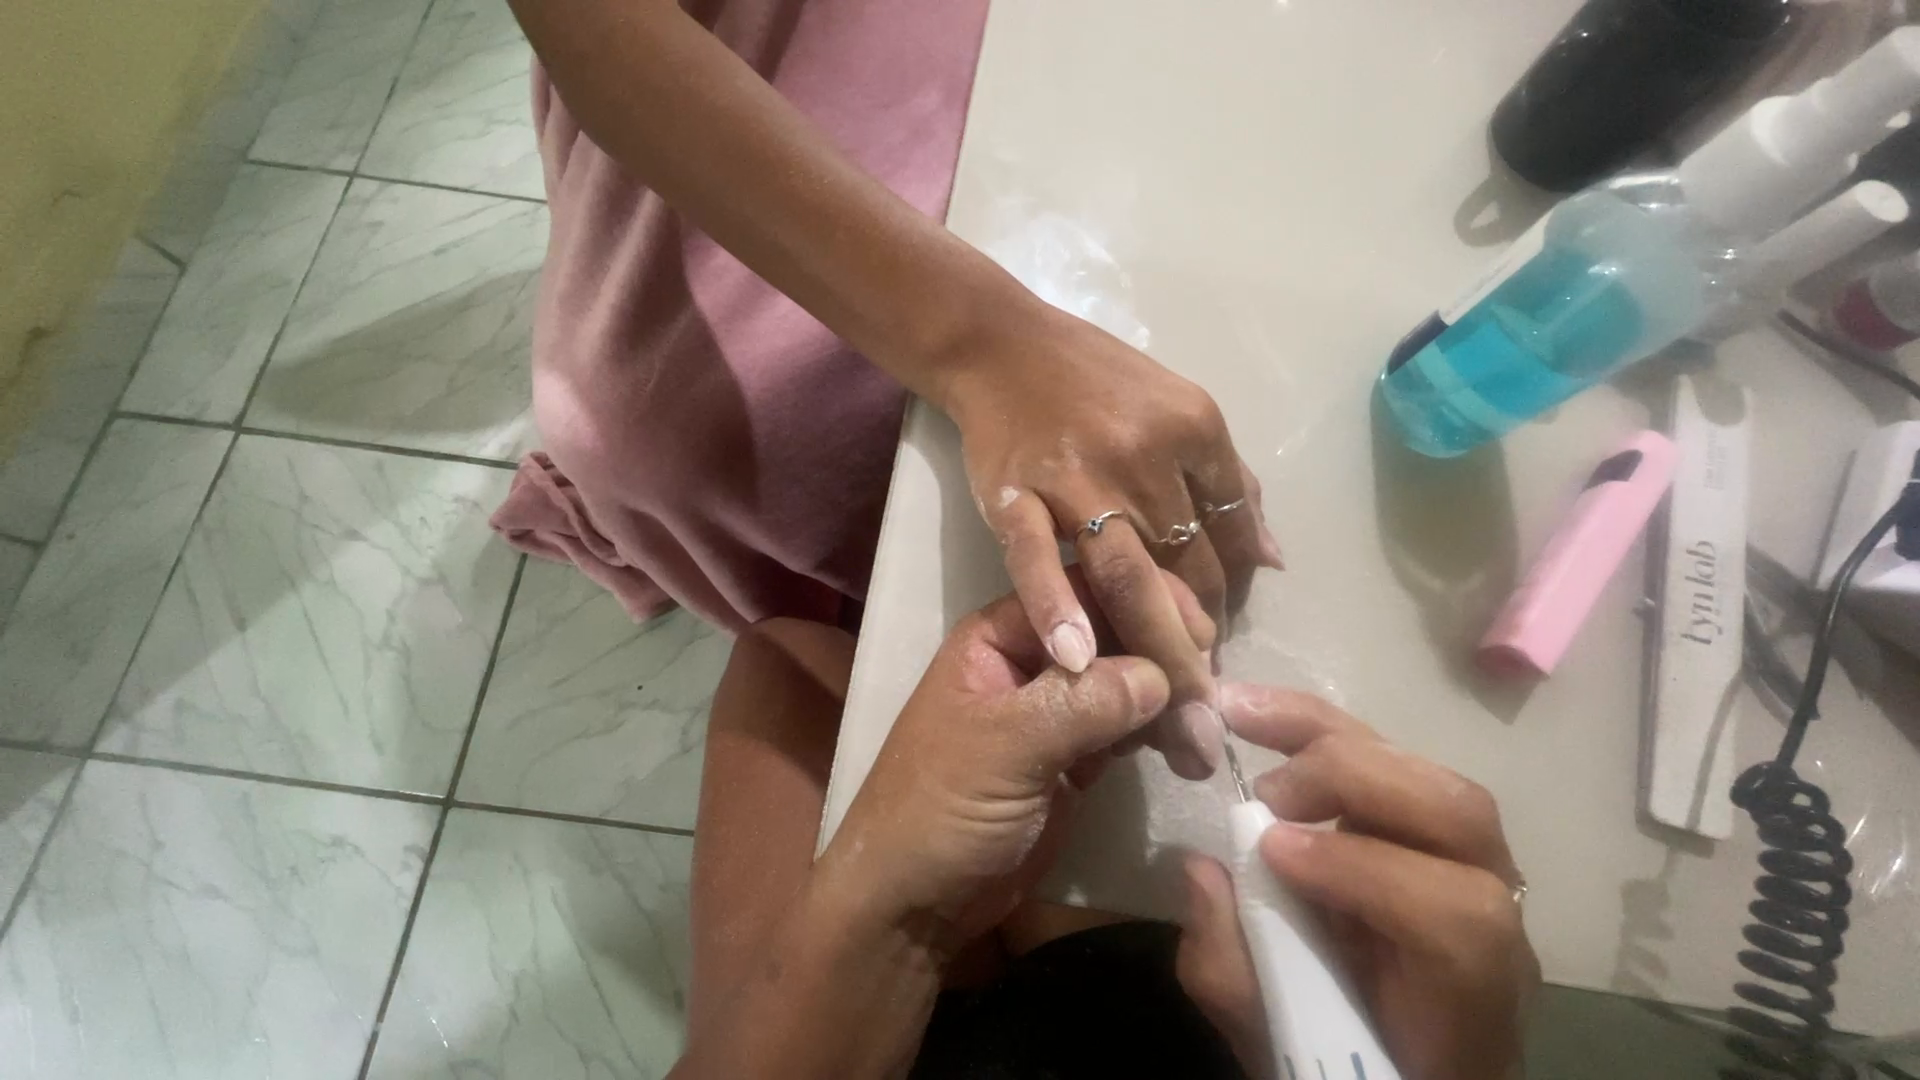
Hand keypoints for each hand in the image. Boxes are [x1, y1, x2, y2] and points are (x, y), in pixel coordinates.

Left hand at [820, 572, 1214, 951]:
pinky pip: (1128, 727)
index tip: (1198, 636)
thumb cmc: (939, 810)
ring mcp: (1055, 708)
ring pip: (1128, 682)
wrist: (915, 902)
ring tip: (1203, 741)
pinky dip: (1159, 735)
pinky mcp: (1075, 753)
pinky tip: (1188, 753)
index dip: (1140, 604)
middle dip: (1163, 659)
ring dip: (1171, 704)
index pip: (1080, 594)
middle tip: (1210, 694)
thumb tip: (1161, 673)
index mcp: (999, 635)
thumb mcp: (1003, 749)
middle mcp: (1032, 659)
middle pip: (1112, 634)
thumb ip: (1079, 704)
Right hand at [941, 308, 1282, 781]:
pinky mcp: (1014, 494)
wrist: (1001, 346)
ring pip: (1126, 572)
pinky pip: (1038, 558)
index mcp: (1193, 427)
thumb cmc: (1094, 378)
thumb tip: (1271, 556)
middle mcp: (1143, 454)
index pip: (1230, 530)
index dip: (1233, 593)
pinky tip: (1076, 659)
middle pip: (1186, 564)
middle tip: (1208, 711)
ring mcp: (1075, 477)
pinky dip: (1057, 607)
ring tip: (1166, 706)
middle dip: (1202, 642)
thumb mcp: (1178, 408)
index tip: (1220, 641)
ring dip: (1152, 642)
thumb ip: (1226, 480)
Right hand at [1175, 686, 1538, 1079]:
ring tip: (1247, 723)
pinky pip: (1388, 759)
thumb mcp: (1270, 1039)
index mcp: (1469, 997)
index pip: (1459, 917)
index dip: (1366, 871)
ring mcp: (1465, 860)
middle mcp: (1492, 917)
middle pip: (1461, 814)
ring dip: (1334, 737)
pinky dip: (1320, 728)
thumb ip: (1231, 971)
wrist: (1393, 1045)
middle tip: (1264, 791)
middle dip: (1353, 780)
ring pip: (1431, 774)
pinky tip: (1258, 714)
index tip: (1271, 853)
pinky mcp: (1421, 823)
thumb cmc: (1339, 1057)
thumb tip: (1203, 869)